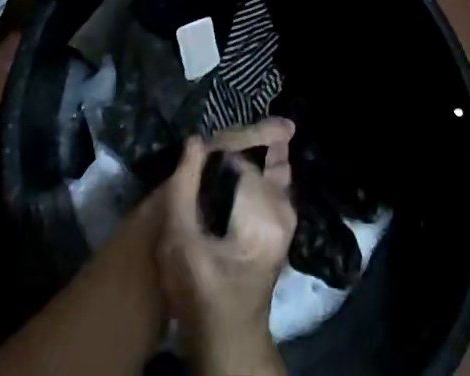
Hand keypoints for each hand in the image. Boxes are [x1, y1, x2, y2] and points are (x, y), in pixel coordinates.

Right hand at [157, 119, 296, 375]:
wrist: (228, 334)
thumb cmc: (199, 292)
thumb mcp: (180, 242)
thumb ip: (184, 188)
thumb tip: (194, 140)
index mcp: (263, 213)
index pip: (242, 157)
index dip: (218, 144)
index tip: (198, 141)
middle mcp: (283, 209)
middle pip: (261, 157)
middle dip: (238, 141)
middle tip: (210, 137)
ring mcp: (288, 216)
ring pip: (271, 165)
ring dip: (250, 149)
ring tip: (227, 136)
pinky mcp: (284, 221)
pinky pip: (275, 177)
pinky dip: (261, 162)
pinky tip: (247, 151)